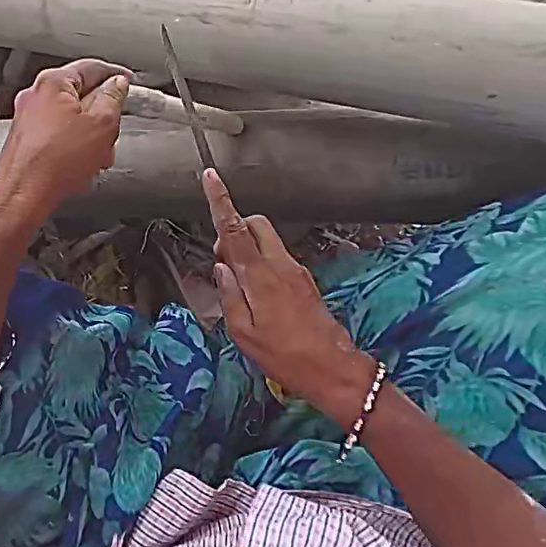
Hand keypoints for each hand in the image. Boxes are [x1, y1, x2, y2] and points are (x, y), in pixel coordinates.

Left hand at [0, 58, 131, 216]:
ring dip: (90, 136)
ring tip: (96, 157)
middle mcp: (36, 96)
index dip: (116, 75)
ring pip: (71, 119)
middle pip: (81, 95)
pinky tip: (79, 166)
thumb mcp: (101, 125)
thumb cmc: (53, 163)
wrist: (23, 196)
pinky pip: (59, 137)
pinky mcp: (26, 141)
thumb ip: (113, 99)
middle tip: (112, 132)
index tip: (127, 83)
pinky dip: (73, 148)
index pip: (92, 68)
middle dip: (102, 115)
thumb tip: (118, 85)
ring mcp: (28, 119)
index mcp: (53, 83)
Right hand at [204, 169, 375, 426]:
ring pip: (267, 240)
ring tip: (237, 281)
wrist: (334, 369)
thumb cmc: (285, 356)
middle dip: (235, 227)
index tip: (211, 177)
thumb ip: (228, 295)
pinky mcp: (305, 281)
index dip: (220, 201)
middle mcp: (281, 266)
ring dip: (247, 247)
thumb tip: (221, 269)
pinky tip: (256, 292)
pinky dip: (261, 262)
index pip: (235, 229)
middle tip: (222, 256)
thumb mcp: (243, 333)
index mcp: (261, 277)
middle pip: (256, 223)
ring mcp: (296, 271)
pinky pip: (277, 257)